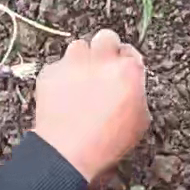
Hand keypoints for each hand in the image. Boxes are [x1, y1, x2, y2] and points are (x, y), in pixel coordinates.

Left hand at [31, 29, 147, 183]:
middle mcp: (101, 60)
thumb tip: (131, 88)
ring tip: (80, 81)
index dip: (125, 62)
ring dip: (81, 59)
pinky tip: (63, 95)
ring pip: (78, 47)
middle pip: (106, 37)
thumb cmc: (108, 142)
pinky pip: (57, 66)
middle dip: (105, 49)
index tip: (121, 70)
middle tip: (102, 67)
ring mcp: (73, 64)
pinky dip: (60, 77)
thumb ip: (138, 95)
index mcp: (128, 70)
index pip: (130, 52)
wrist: (68, 152)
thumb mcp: (140, 122)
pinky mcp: (50, 72)